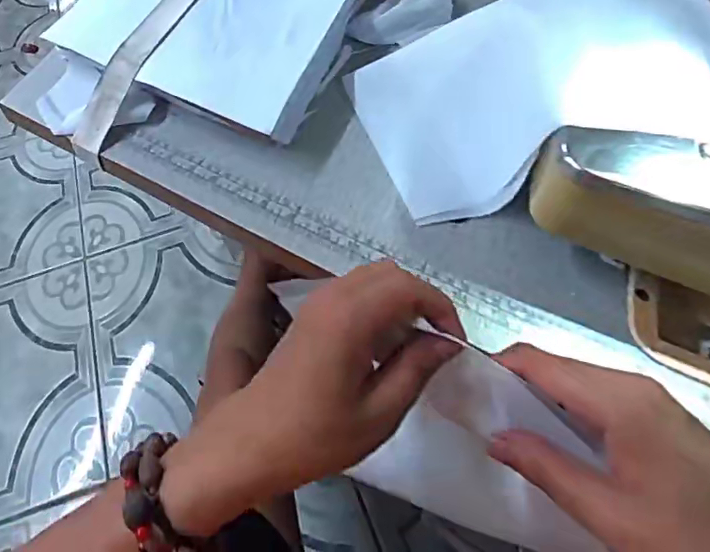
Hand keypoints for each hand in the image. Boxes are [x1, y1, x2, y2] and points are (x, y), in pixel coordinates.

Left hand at [162, 263, 462, 533]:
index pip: (406, 285)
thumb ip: (416, 369)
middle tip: (438, 342)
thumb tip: (445, 342)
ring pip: (370, 277)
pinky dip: (377, 305)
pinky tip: (382, 346)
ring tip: (413, 347)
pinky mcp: (310, 311)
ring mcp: (317, 300)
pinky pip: (352, 290)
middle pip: (389, 272)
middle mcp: (332, 294)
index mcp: (349, 315)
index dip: (439, 306)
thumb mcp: (379, 413)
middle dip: (421, 299)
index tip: (455, 342)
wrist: (255, 438)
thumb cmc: (317, 434)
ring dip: (398, 300)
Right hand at [487, 346, 709, 551]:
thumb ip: (549, 470)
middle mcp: (633, 383)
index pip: (535, 358)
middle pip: (555, 367)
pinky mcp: (669, 419)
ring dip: (546, 403)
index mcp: (616, 396)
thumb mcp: (615, 518)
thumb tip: (496, 438)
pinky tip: (574, 449)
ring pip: (579, 383)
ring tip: (525, 438)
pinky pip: (604, 399)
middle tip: (491, 421)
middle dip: (518, 388)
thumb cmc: (698, 541)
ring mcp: (655, 399)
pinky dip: (576, 414)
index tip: (467, 391)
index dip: (495, 367)